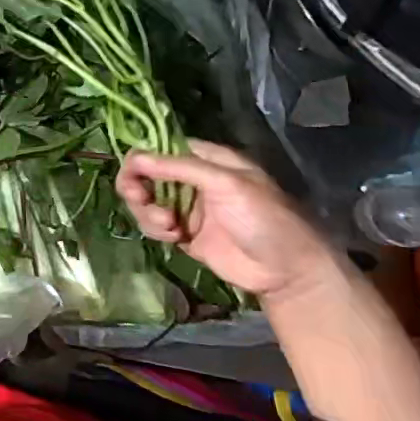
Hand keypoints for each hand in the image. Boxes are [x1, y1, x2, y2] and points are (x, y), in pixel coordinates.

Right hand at [117, 141, 342, 301]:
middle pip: (146, 174)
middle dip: (137, 186)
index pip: (162, 148)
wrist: (287, 272)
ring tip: (169, 226)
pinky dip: (155, 229)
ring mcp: (186, 207)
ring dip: (148, 212)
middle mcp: (192, 180)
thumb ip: (178, 168)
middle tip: (138, 198)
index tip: (132, 172)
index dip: (143, 157)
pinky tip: (174, 238)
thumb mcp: (226, 184)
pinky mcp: (182, 233)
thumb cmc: (264, 219)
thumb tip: (133, 158)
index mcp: (206, 160)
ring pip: (145, 201)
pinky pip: (153, 224)